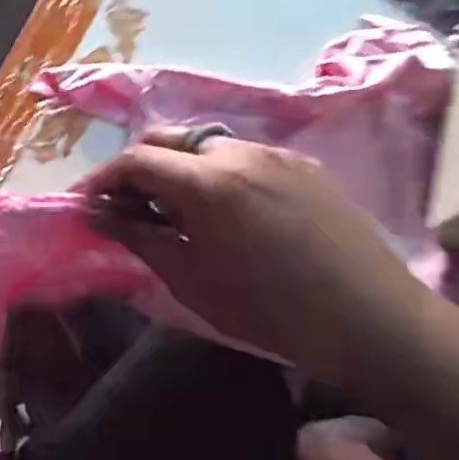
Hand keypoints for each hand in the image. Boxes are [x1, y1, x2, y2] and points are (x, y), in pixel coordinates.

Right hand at [76, 129, 432, 383]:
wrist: (371, 320)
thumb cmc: (268, 309)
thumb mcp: (191, 279)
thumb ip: (140, 238)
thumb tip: (101, 215)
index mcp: (205, 181)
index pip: (136, 159)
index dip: (103, 179)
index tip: (87, 204)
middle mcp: (238, 152)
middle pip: (169, 138)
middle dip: (137, 166)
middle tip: (126, 204)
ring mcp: (277, 154)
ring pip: (207, 145)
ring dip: (178, 168)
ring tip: (174, 209)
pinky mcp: (305, 166)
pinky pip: (245, 156)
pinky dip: (216, 172)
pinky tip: (224, 209)